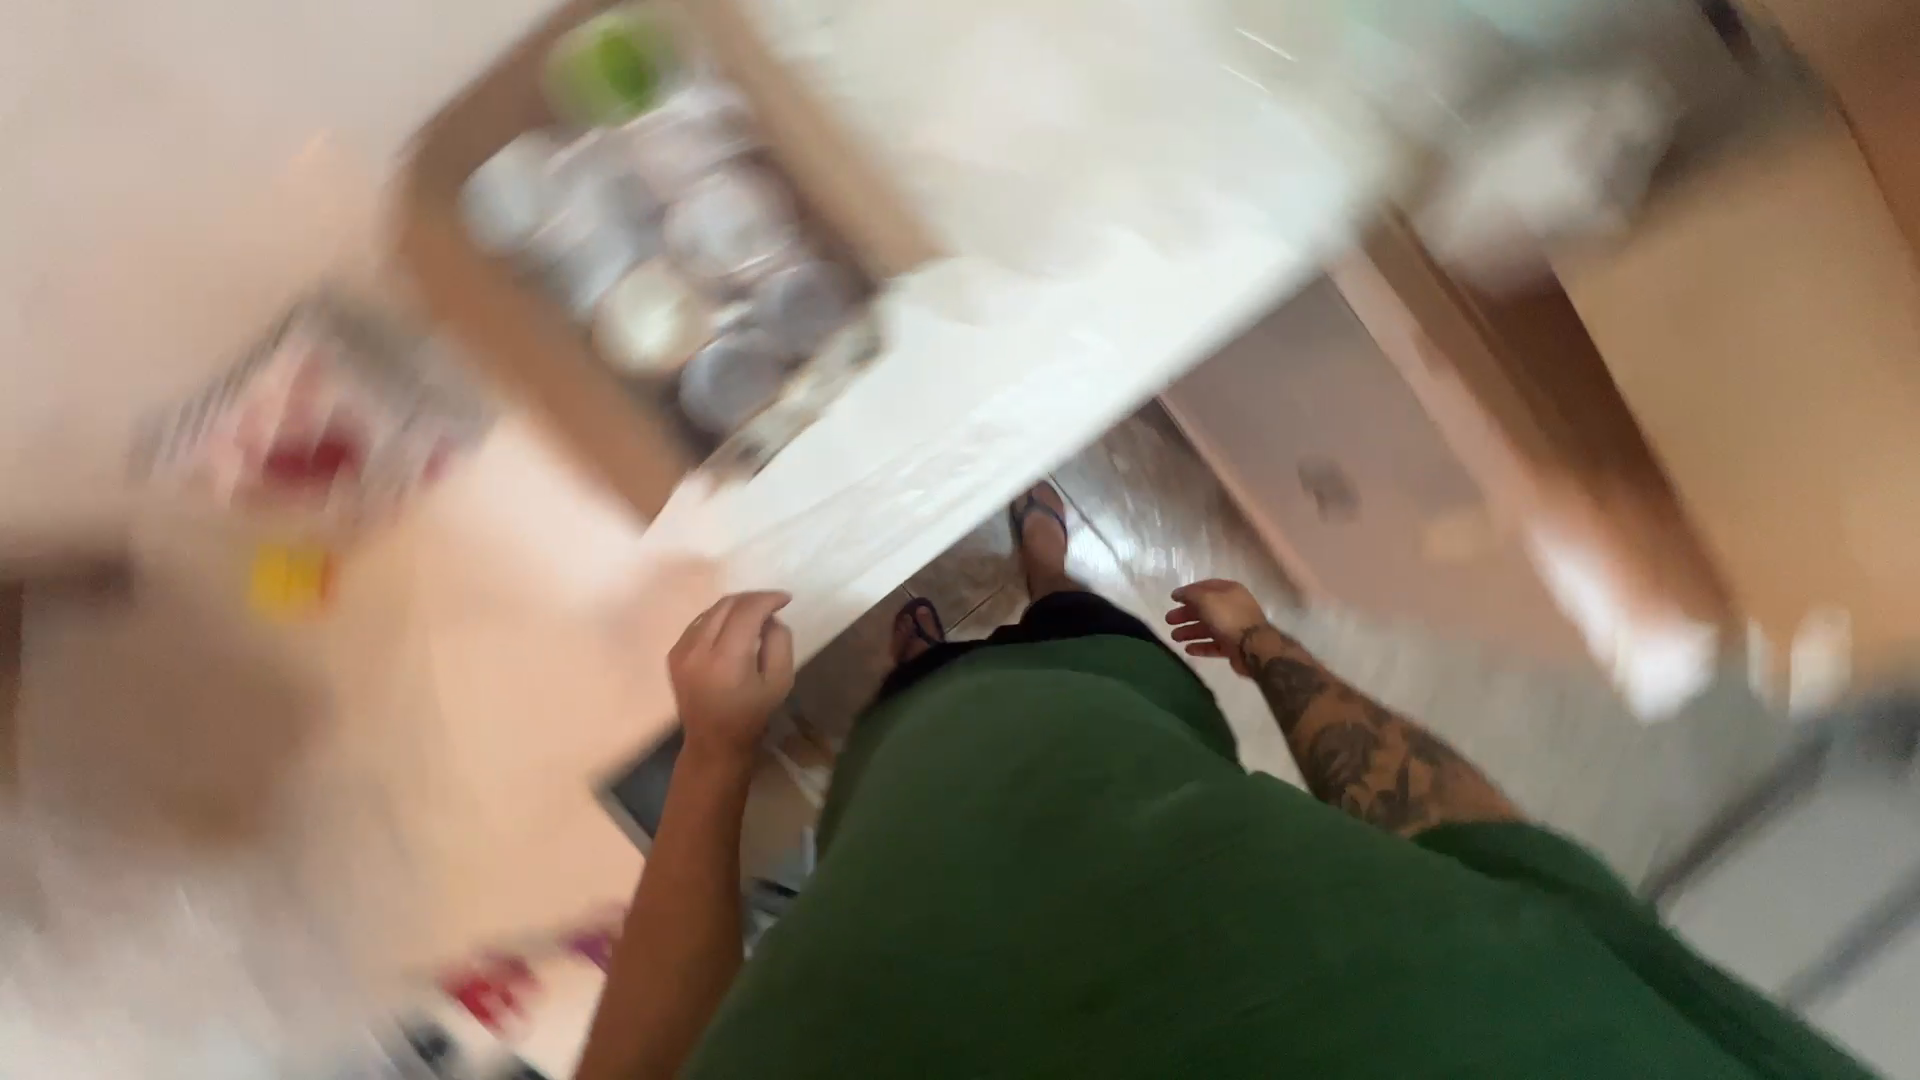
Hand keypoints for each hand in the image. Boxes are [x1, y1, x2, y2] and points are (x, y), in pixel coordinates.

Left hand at [669, 591, 794, 762]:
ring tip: (755, 613)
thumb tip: (769, 618)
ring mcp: (681, 651)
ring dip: (736, 605)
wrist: (714, 741)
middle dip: (754, 598)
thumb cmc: (752, 713)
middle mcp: (698, 650)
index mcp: (727, 659)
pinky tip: (733, 627)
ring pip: (711, 610)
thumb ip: (780, 641)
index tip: (785, 599)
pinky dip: (719, 617)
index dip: (768, 599)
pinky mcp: (674, 654)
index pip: (747, 611)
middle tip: (772, 603)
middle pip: (727, 604)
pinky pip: (699, 623)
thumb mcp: (781, 680)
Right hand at [1167, 579, 1271, 676]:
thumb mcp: (1205, 599)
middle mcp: (1232, 607)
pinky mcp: (1233, 646)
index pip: (1205, 587)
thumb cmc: (1227, 617)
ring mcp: (1234, 627)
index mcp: (1229, 591)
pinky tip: (1188, 649)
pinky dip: (1201, 646)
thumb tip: (1177, 594)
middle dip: (1185, 614)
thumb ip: (1189, 594)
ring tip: (1174, 637)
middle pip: (1204, 609)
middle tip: (1169, 620)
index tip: (1173, 599)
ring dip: (1190, 631)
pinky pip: (1214, 644)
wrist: (1252, 647)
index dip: (1188, 592)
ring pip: (1207, 627)